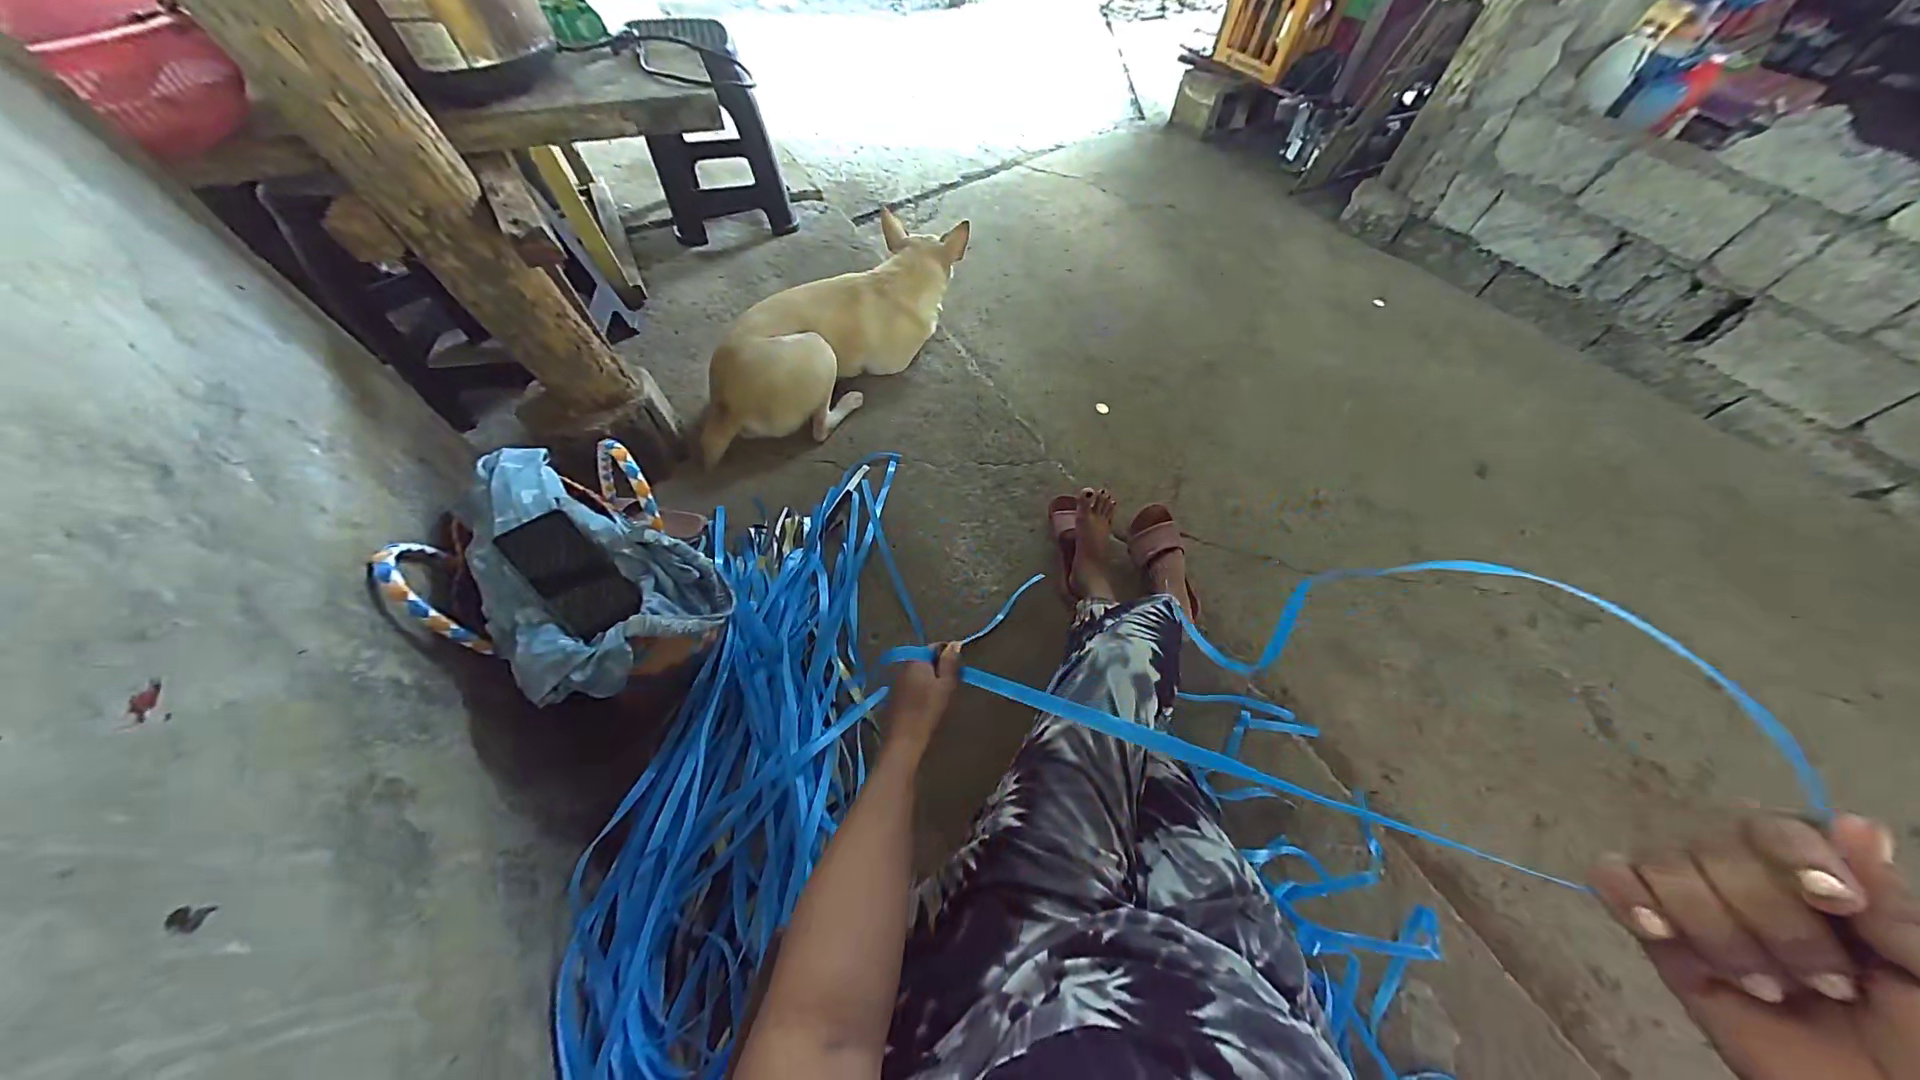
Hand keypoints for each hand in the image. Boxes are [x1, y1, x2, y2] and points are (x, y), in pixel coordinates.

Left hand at [884, 642, 960, 748]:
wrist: (905, 738)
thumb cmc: (928, 709)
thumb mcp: (945, 685)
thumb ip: (950, 663)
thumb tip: (954, 643)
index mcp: (917, 660)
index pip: (934, 647)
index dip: (948, 655)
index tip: (957, 670)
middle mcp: (904, 666)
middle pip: (925, 660)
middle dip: (938, 667)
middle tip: (950, 684)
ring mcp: (896, 681)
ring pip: (918, 673)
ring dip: (928, 679)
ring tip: (939, 695)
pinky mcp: (893, 695)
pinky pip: (910, 684)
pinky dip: (919, 689)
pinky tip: (924, 704)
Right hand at [1590, 813, 1919, 1079]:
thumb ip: (1897, 910)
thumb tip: (1850, 823)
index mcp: (1817, 881)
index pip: (1772, 826)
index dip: (1792, 853)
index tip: (1837, 903)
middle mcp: (1749, 881)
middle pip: (1712, 846)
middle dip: (1768, 919)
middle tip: (1827, 985)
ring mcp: (1694, 907)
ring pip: (1661, 865)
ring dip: (1714, 929)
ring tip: (1766, 988)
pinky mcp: (1655, 937)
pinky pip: (1609, 879)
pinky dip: (1627, 896)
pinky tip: (1660, 932)